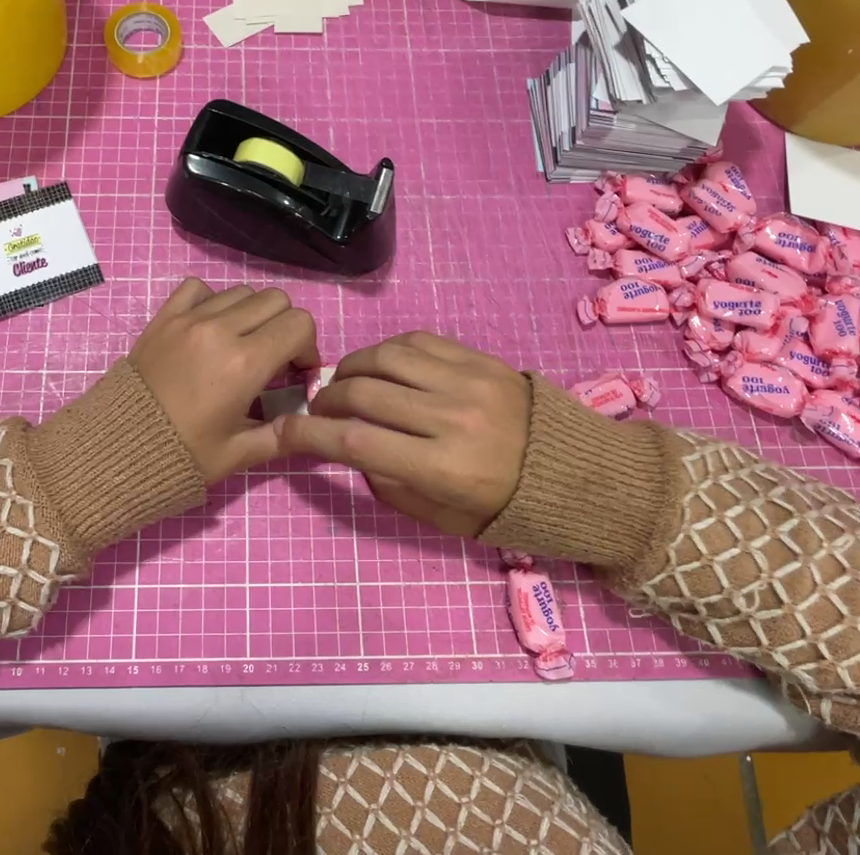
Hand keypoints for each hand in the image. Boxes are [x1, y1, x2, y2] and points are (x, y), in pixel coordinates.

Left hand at [129, 278, 320, 483]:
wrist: (116, 450)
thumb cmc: (182, 456)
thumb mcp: (239, 455)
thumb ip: (283, 435)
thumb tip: (311, 422)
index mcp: (244, 363)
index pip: (299, 324)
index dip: (307, 348)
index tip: (295, 373)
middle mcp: (220, 330)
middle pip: (276, 301)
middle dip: (284, 327)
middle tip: (273, 359)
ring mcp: (189, 319)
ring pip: (241, 292)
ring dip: (252, 315)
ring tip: (241, 346)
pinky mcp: (164, 317)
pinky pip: (198, 288)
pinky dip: (213, 301)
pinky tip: (210, 329)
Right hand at [274, 332, 529, 536]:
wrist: (575, 470)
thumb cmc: (504, 506)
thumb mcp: (442, 518)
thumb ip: (389, 484)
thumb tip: (352, 448)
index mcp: (443, 467)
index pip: (356, 441)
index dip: (310, 433)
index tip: (285, 431)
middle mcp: (450, 417)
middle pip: (363, 393)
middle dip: (326, 400)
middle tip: (319, 410)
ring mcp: (466, 380)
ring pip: (385, 357)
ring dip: (351, 368)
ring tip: (344, 383)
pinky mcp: (478, 359)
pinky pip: (416, 342)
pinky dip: (386, 352)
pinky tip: (379, 367)